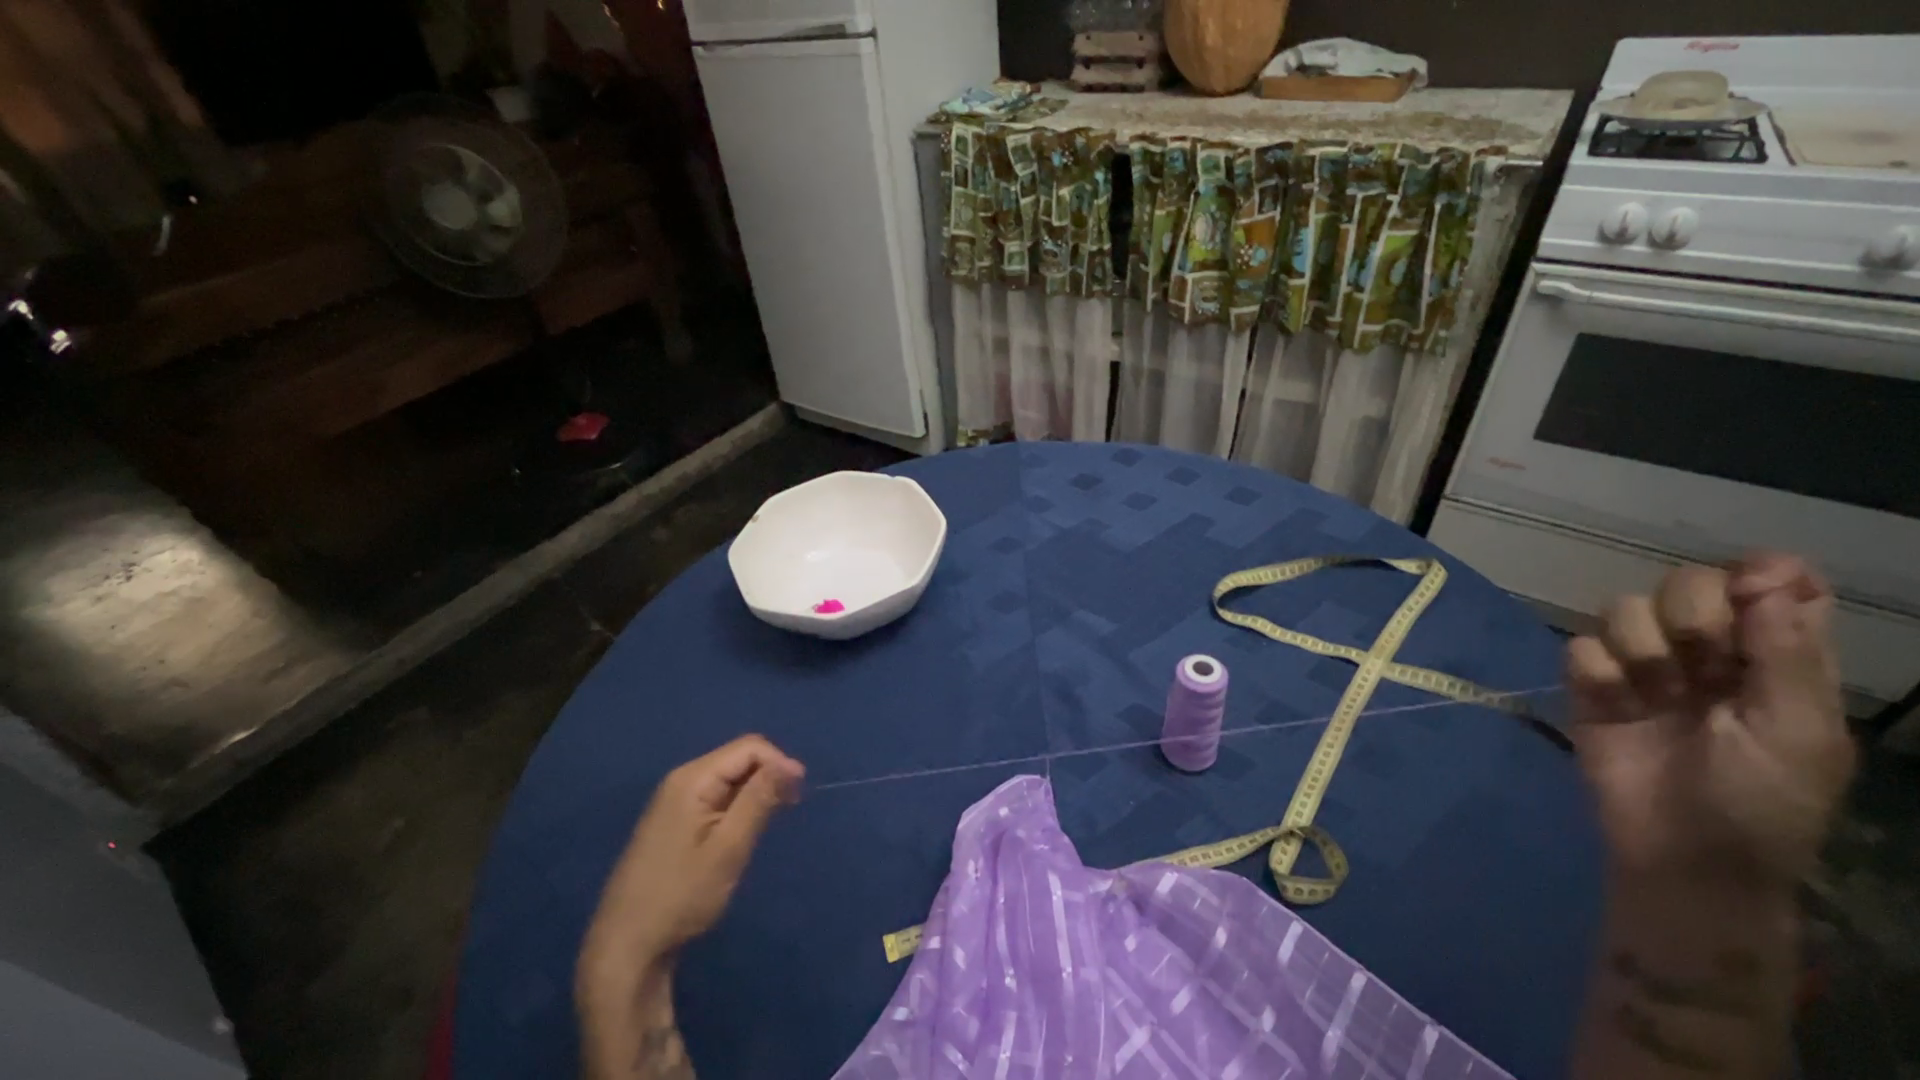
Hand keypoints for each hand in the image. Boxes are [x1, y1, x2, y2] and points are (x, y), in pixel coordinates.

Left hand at [581, 736, 804, 977]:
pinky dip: (738, 809)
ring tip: (765, 829)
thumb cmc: (682, 896)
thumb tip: (793, 764)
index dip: (779, 764)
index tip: (797, 799)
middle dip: (768, 777)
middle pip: (739, 759)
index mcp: (692, 779)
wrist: (628, 944)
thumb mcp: (728, 848)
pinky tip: (741, 837)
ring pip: (730, 780)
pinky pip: (717, 799)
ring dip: (755, 795)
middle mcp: (682, 781)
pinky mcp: (676, 822)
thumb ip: (759, 800)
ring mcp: (676, 802)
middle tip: (785, 815)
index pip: (750, 747)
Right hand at [1566, 553, 1854, 888]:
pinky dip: (1597, 671)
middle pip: (1688, 582)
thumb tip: (1771, 576)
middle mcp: (1709, 652)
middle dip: (1692, 613)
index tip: (1752, 587)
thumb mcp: (1798, 733)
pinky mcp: (1592, 688)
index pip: (1775, 582)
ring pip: (1625, 607)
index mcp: (1776, 657)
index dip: (1762, 572)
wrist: (1682, 858)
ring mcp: (1646, 668)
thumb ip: (1787, 654)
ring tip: (1658, 693)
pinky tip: (1618, 703)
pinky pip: (1580, 647)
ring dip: (1642, 646)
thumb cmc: (1760, 802)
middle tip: (1703, 662)